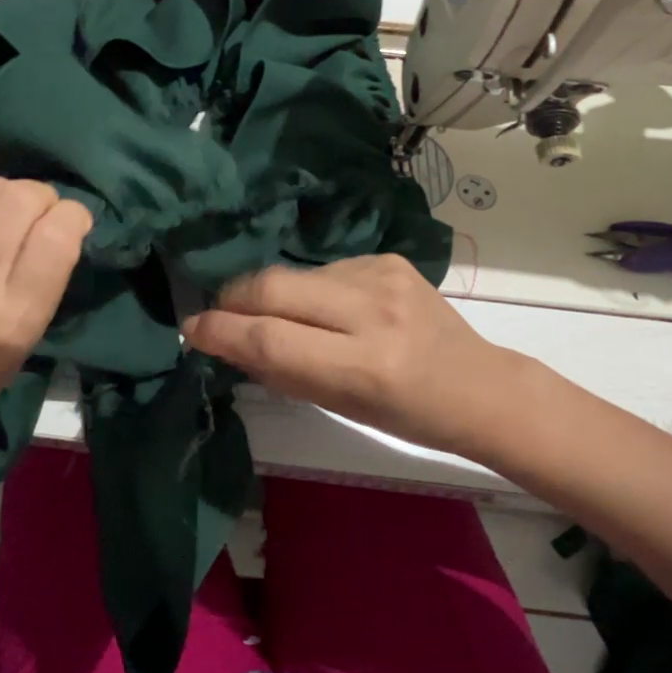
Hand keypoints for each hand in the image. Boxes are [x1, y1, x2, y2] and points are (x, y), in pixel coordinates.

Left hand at [0, 175, 92, 430]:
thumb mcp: (36, 329)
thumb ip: (52, 270)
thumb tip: (63, 213)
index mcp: (16, 315)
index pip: (54, 237)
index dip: (73, 215)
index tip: (71, 221)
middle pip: (17, 201)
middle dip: (40, 194)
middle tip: (38, 210)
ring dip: (1, 187)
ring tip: (1, 207)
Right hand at [183, 254, 522, 454]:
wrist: (480, 386)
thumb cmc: (407, 415)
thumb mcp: (341, 407)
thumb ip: (281, 371)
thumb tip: (226, 340)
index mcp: (365, 367)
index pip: (272, 339)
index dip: (222, 331)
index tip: (192, 329)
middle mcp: (374, 313)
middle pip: (273, 288)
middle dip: (233, 299)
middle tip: (218, 314)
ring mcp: (384, 277)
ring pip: (294, 275)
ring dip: (272, 295)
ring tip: (282, 319)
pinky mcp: (388, 257)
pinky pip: (323, 268)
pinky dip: (309, 289)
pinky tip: (326, 308)